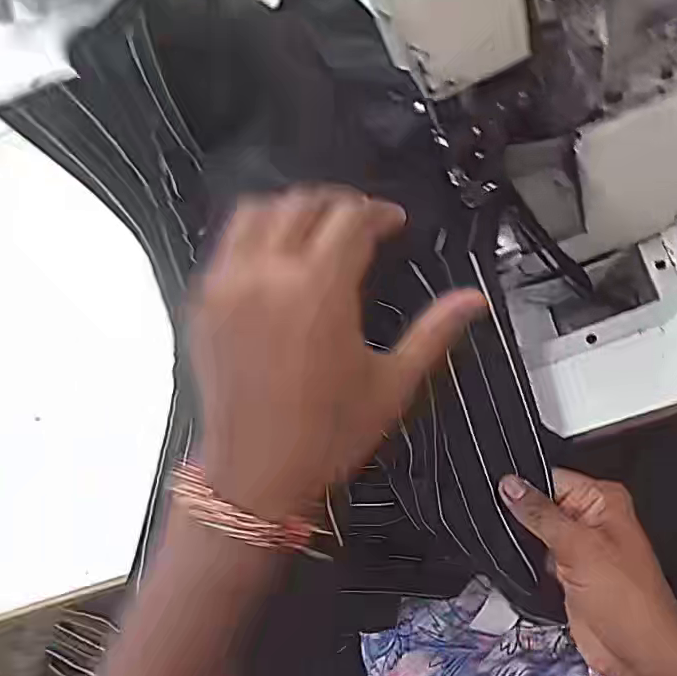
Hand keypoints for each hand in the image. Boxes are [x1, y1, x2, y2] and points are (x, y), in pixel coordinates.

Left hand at [190, 187, 487, 519]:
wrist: (259, 472)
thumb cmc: (325, 437)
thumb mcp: (394, 383)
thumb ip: (435, 331)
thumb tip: (471, 301)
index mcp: (320, 293)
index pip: (350, 218)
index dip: (378, 211)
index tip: (392, 220)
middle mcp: (268, 279)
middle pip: (303, 203)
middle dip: (339, 202)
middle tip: (362, 219)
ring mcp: (229, 288)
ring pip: (257, 211)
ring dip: (294, 208)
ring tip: (320, 227)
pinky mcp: (205, 304)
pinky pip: (228, 243)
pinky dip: (257, 233)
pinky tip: (279, 257)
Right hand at [499, 469, 676, 669]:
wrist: (637, 651)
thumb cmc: (630, 602)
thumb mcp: (578, 546)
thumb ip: (540, 514)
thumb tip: (512, 486)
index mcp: (604, 501)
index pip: (554, 477)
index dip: (526, 485)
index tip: (500, 493)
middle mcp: (593, 522)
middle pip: (542, 505)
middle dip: (524, 517)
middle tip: (514, 530)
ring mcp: (580, 550)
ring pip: (537, 534)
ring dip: (526, 544)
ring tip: (529, 555)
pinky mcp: (569, 575)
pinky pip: (539, 560)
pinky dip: (529, 565)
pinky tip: (529, 571)